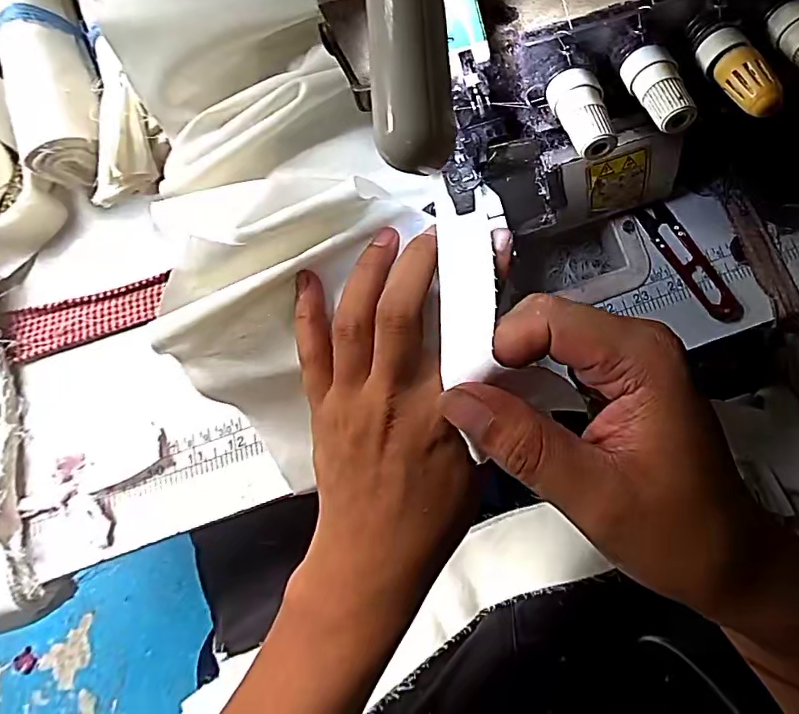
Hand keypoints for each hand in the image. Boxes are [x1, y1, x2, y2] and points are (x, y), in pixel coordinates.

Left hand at [292, 227, 475, 611]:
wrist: (367, 562)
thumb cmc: (429, 517)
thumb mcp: (477, 457)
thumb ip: (483, 402)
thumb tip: (490, 351)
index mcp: (436, 412)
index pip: (461, 333)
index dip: (476, 287)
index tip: (484, 253)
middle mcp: (388, 397)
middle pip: (398, 313)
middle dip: (415, 263)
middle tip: (430, 236)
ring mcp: (348, 399)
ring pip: (353, 321)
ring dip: (368, 272)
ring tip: (384, 239)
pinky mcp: (322, 407)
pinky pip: (311, 352)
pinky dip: (308, 312)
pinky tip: (309, 280)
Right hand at [435, 294, 777, 619]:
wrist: (725, 556)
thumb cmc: (684, 532)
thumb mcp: (593, 496)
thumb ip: (523, 444)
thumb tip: (464, 404)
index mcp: (641, 357)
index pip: (549, 316)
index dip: (501, 346)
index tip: (471, 387)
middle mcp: (639, 343)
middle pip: (546, 320)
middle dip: (503, 359)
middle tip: (475, 407)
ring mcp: (632, 355)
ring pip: (550, 337)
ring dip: (516, 372)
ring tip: (494, 418)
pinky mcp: (622, 373)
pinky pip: (563, 357)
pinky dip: (535, 382)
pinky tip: (521, 417)